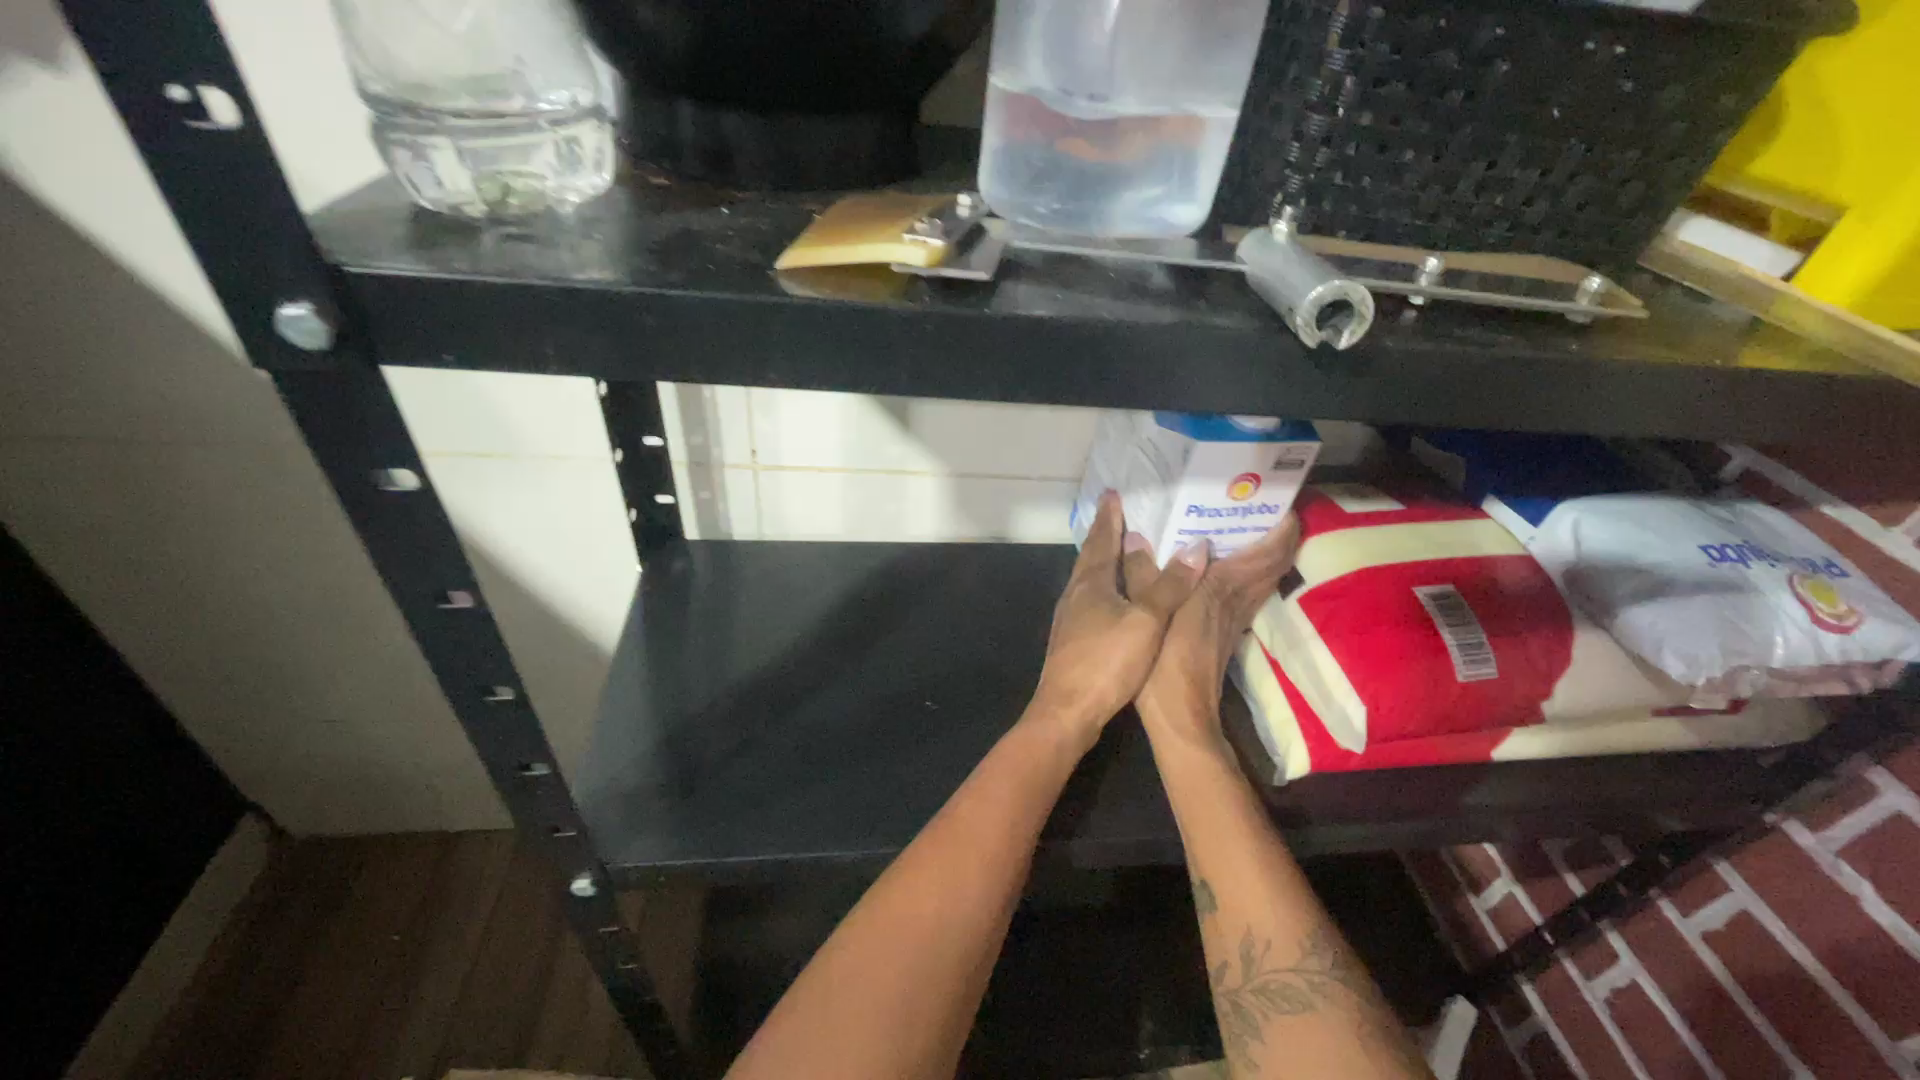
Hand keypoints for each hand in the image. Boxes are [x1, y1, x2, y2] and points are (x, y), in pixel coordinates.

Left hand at [1028, 492, 1207, 747]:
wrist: (1067, 711)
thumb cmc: (1107, 661)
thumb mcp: (1147, 621)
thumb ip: (1170, 585)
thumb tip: (1196, 546)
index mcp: (1091, 584)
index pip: (1101, 540)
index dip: (1110, 518)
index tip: (1112, 495)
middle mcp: (1075, 595)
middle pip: (1090, 558)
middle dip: (1104, 536)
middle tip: (1116, 516)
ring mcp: (1069, 620)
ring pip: (1088, 581)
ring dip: (1103, 563)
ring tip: (1119, 554)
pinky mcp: (1071, 643)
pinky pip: (1090, 603)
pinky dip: (1104, 590)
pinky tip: (1112, 603)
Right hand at [1136, 514, 1301, 749]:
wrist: (1180, 716)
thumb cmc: (1163, 664)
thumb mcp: (1146, 613)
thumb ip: (1143, 573)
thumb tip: (1136, 536)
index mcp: (1220, 589)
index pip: (1266, 553)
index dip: (1282, 527)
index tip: (1284, 500)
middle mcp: (1236, 600)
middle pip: (1274, 563)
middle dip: (1281, 534)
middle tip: (1269, 505)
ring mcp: (1235, 619)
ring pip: (1266, 579)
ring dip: (1271, 554)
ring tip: (1256, 526)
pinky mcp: (1228, 633)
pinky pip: (1251, 592)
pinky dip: (1255, 573)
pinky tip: (1234, 567)